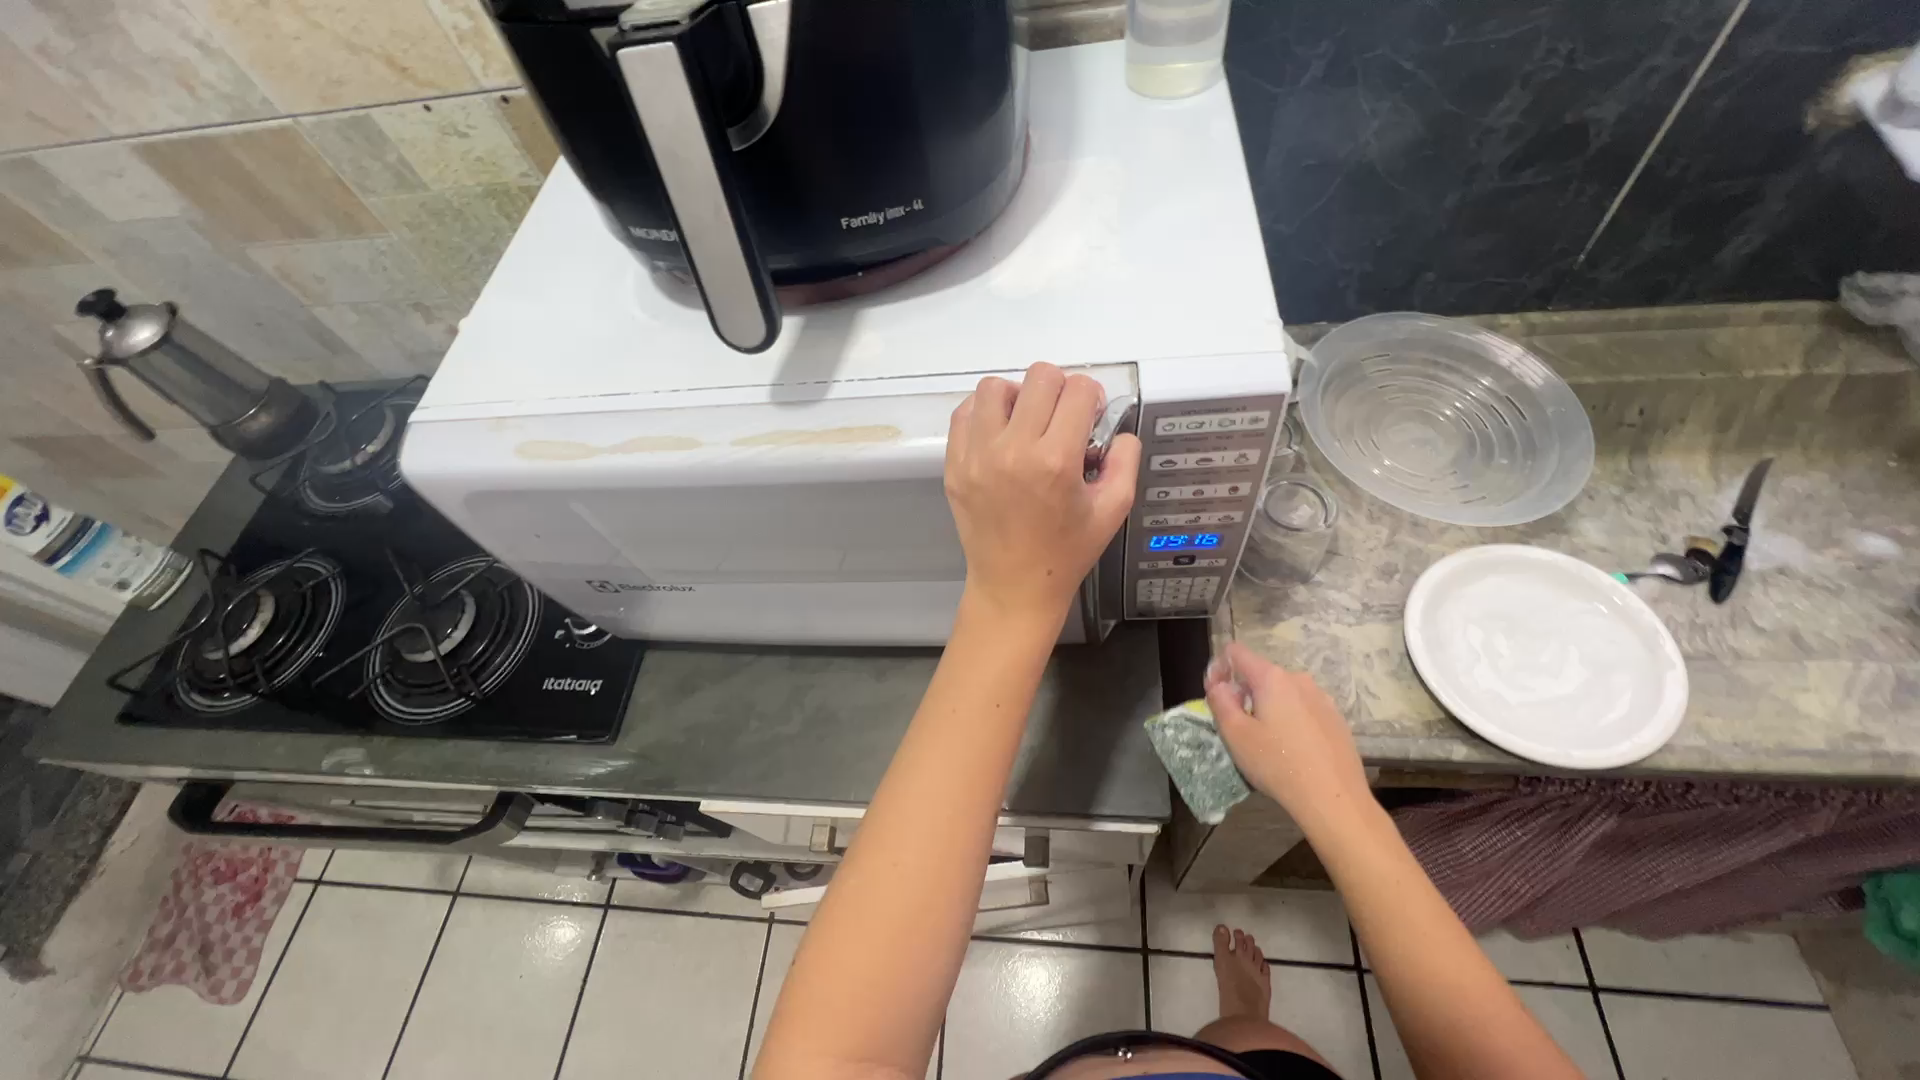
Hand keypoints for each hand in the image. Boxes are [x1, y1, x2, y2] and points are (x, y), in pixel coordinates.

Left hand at [945, 362, 1140, 625]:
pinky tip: (1000, 433)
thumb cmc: (1067, 551)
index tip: (1089, 419)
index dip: (1091, 398)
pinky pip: (965, 413)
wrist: (1014, 586)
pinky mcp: (954, 465)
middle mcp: (1012, 451)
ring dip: (1018, 395)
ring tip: (1026, 422)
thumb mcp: (1114, 509)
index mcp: (1055, 461)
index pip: (1077, 390)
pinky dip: (985, 412)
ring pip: (995, 387)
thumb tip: (1116, 427)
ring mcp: (976, 456)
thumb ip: (1125, 459)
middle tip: (1061, 419)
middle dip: (1060, 390)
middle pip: (1039, 377)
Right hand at [1206, 642, 1375, 835]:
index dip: (1219, 668)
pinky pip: (1303, 710)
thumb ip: (1219, 701)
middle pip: (1261, 674)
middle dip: (1244, 693)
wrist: (1334, 799)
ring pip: (1283, 694)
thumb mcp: (1235, 734)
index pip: (1237, 653)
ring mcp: (1322, 699)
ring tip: (1266, 742)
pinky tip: (1292, 750)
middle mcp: (1299, 680)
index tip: (1216, 696)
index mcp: (1272, 678)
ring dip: (1268, 708)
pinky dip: (1291, 720)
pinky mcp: (1336, 719)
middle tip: (1238, 727)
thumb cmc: (1277, 764)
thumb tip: (1220, 684)